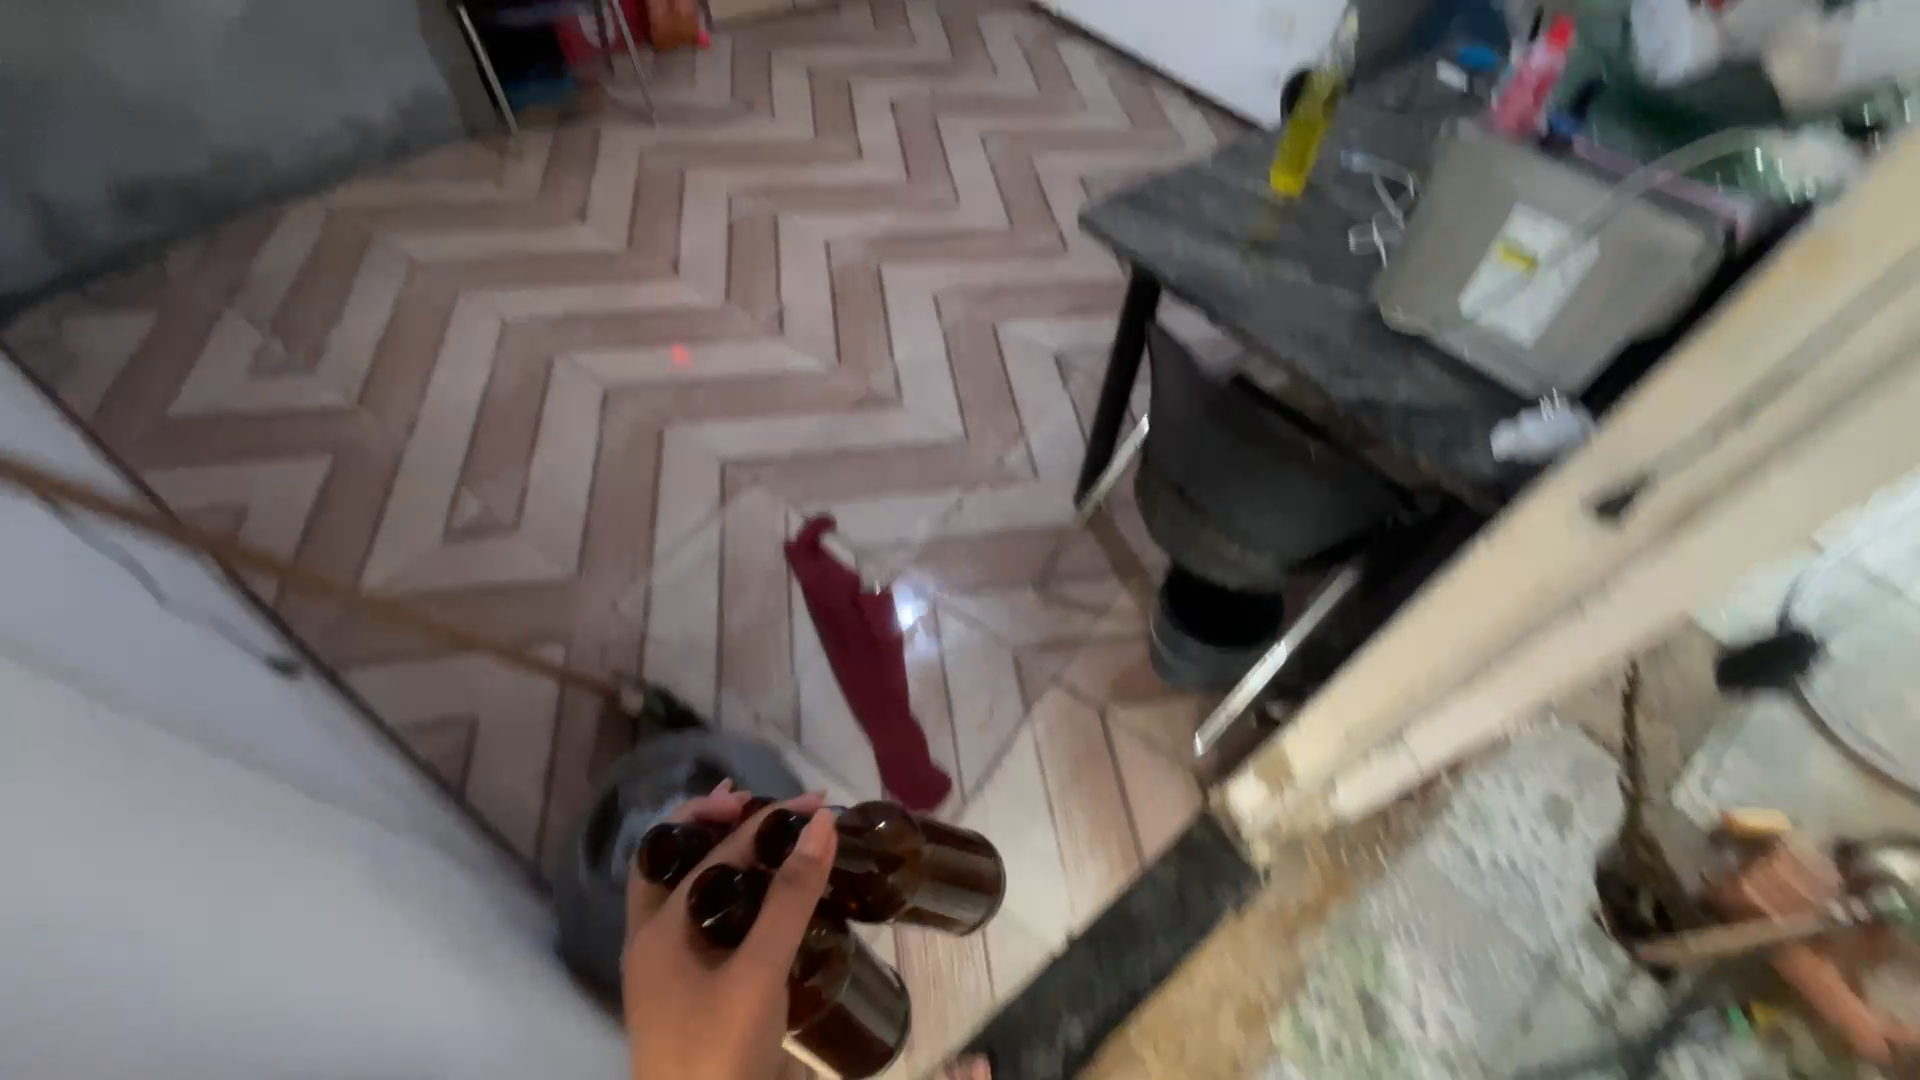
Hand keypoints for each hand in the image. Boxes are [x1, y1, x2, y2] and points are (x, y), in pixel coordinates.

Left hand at [622, 782, 835, 1079]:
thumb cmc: (718, 1052)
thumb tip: (821, 824)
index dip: (765, 820)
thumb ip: (789, 897)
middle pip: (672, 859)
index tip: (814, 804)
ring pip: (683, 890)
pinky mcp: (688, 992)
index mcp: (657, 928)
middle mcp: (652, 940)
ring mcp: (667, 969)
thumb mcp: (758, 971)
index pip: (715, 852)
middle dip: (712, 822)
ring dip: (716, 854)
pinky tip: (759, 897)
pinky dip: (725, 891)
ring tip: (755, 829)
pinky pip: (701, 920)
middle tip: (757, 801)